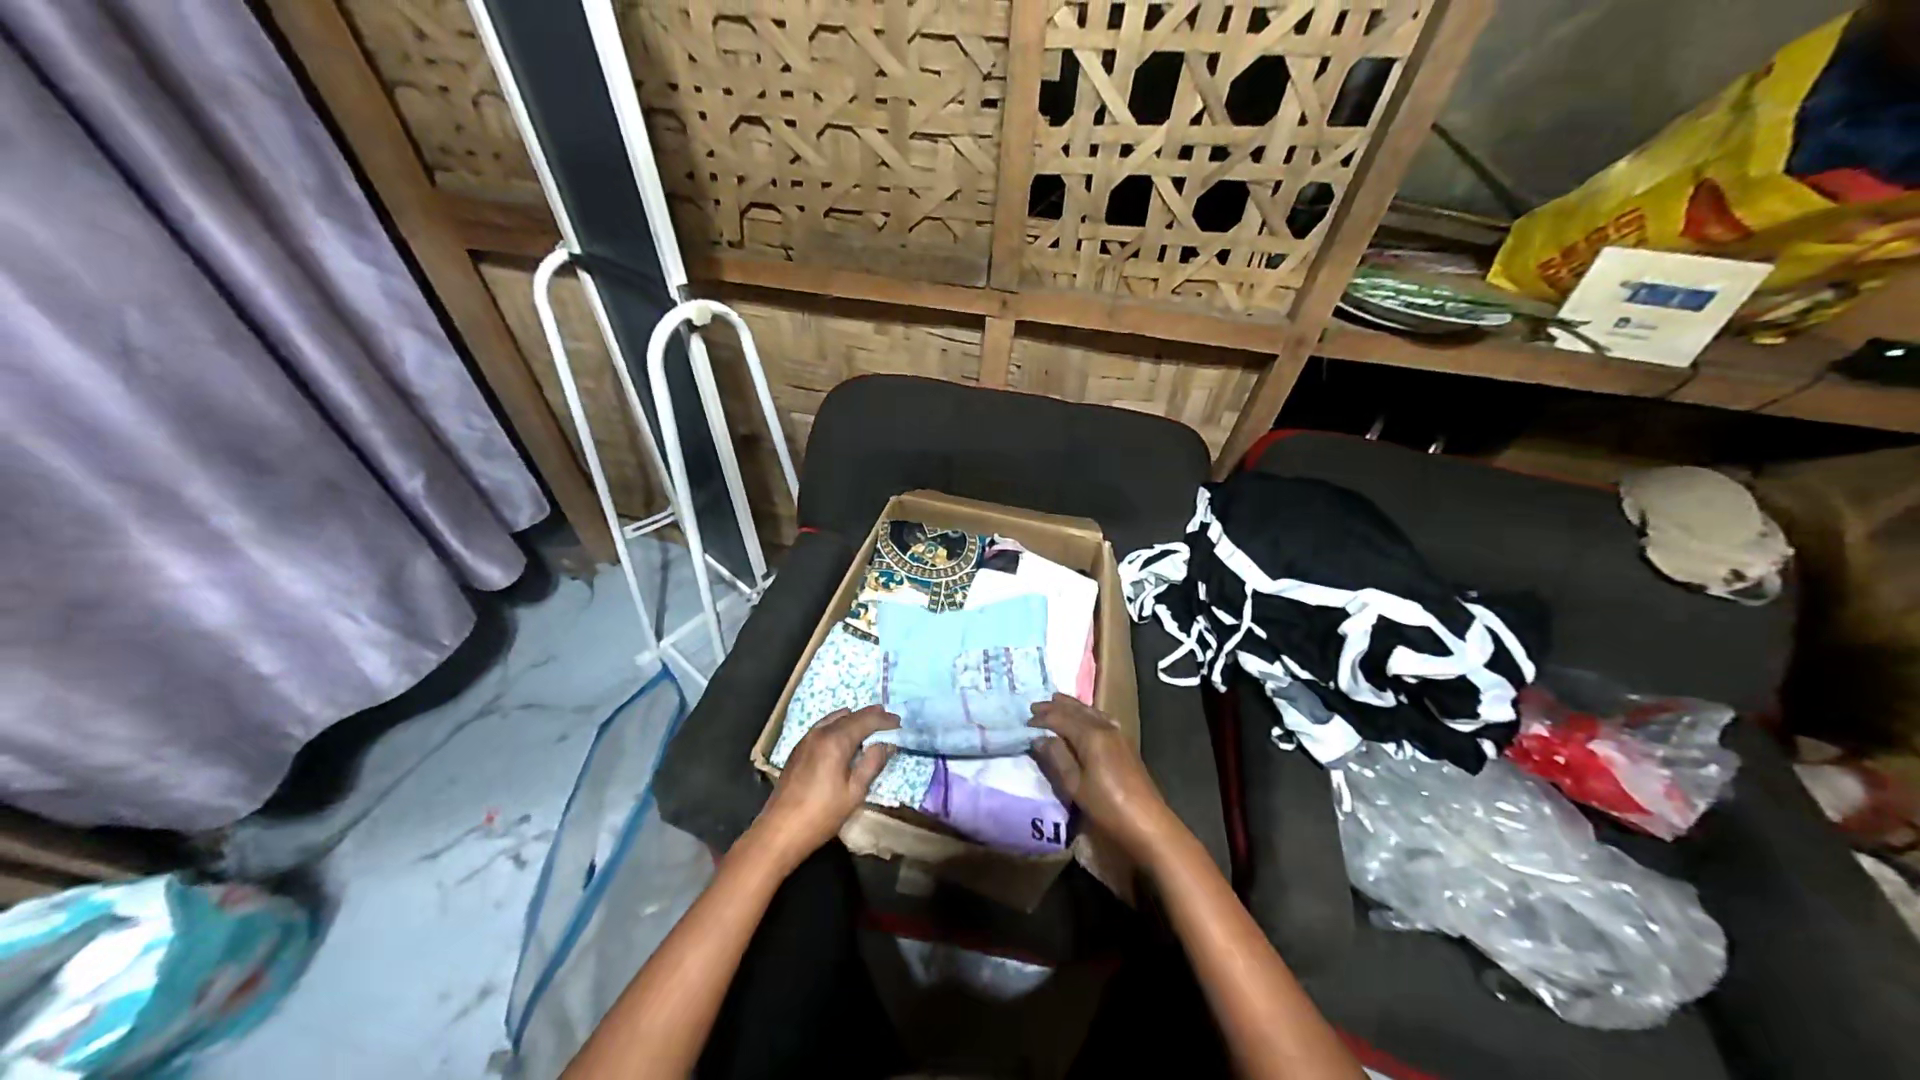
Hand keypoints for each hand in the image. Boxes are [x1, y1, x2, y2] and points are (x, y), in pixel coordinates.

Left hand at [751, 706, 897, 867]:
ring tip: (869, 723)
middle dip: (870, 716)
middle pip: (850, 716)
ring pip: (834, 719)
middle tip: (888, 718)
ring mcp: (806, 740)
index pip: (865, 721)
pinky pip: (823, 727)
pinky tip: (844, 735)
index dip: (883, 720)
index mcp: (835, 741)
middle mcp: (820, 733)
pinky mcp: (798, 749)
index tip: (899, 722)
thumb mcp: (855, 792)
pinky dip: (839, 725)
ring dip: (854, 718)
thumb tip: (886, 744)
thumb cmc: (822, 814)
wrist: (780, 830)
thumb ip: (872, 764)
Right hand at [1029, 694, 1179, 860]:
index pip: (1061, 718)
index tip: (1026, 721)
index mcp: (1091, 735)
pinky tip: (1085, 716)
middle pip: (1076, 710)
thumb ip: (1057, 758)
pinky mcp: (1125, 743)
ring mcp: (1118, 734)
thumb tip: (1040, 738)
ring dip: (1071, 706)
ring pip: (1090, 711)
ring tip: (1056, 701)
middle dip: (1055, 706)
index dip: (1043, 718)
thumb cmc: (1107, 806)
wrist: (1148, 822)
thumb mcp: (1075, 785)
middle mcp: (1105, 727)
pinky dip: (1087, 713)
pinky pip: (1101, 717)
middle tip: (1035, 705)